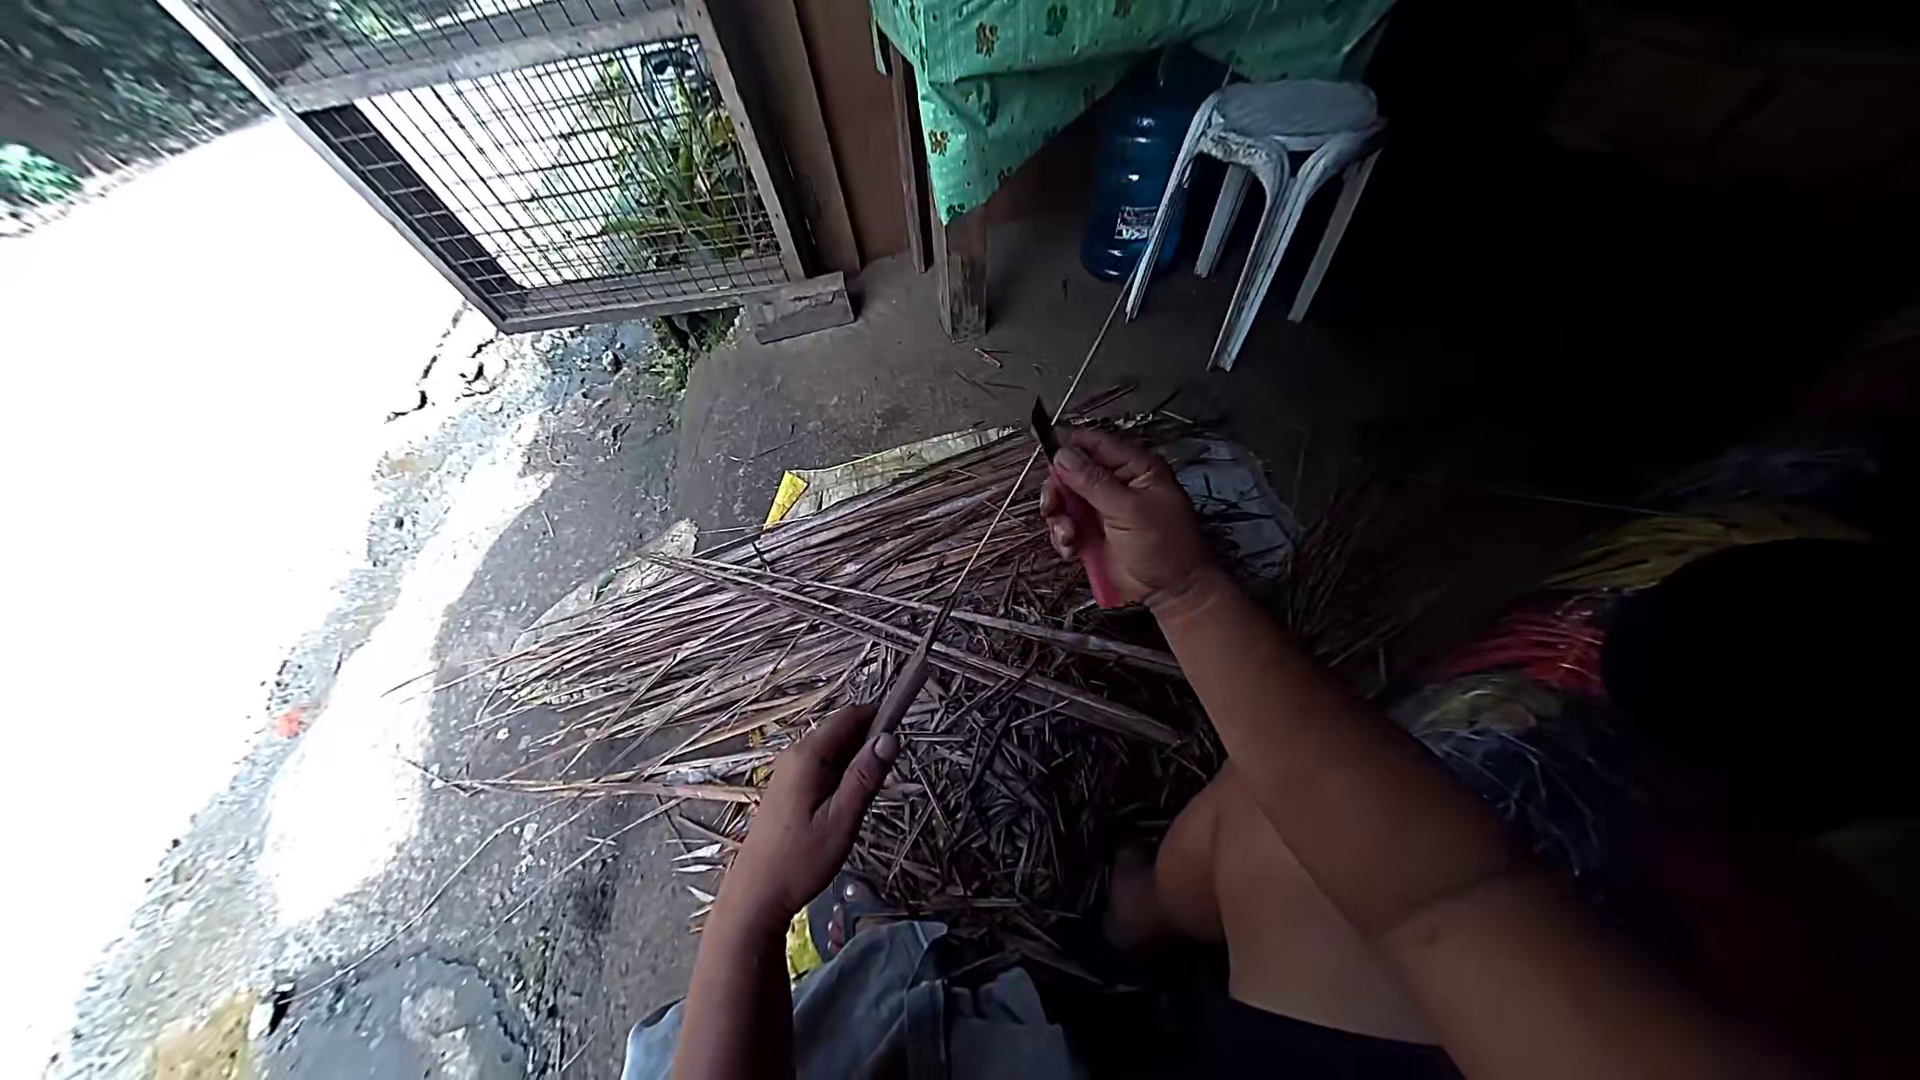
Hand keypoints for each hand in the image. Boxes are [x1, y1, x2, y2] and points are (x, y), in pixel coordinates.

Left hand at [716, 704, 897, 933]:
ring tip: (867, 796)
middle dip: (868, 743)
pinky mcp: (787, 787)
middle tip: (886, 778)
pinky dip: (841, 774)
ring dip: (856, 761)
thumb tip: (889, 738)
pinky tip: (846, 804)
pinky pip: (822, 766)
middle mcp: (796, 754)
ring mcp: (788, 770)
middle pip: (841, 730)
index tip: (901, 735)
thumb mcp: (842, 820)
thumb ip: (865, 777)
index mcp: (808, 755)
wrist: (755, 898)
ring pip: (833, 749)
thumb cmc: (800, 861)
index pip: (849, 716)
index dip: (878, 717)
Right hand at [1040, 427, 1213, 611]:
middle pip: (1070, 472)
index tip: (1047, 455)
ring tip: (1068, 535)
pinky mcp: (1091, 533)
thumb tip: (1064, 455)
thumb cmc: (1166, 547)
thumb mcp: (1129, 509)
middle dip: (1058, 489)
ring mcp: (1101, 510)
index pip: (1094, 444)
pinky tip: (1072, 548)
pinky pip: (1064, 526)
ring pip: (1063, 500)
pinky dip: (1062, 537)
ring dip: (1058, 517)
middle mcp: (1115, 484)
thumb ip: (1093, 482)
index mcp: (1134, 468)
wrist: (1171, 592)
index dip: (1068, 446)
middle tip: (1053, 505)